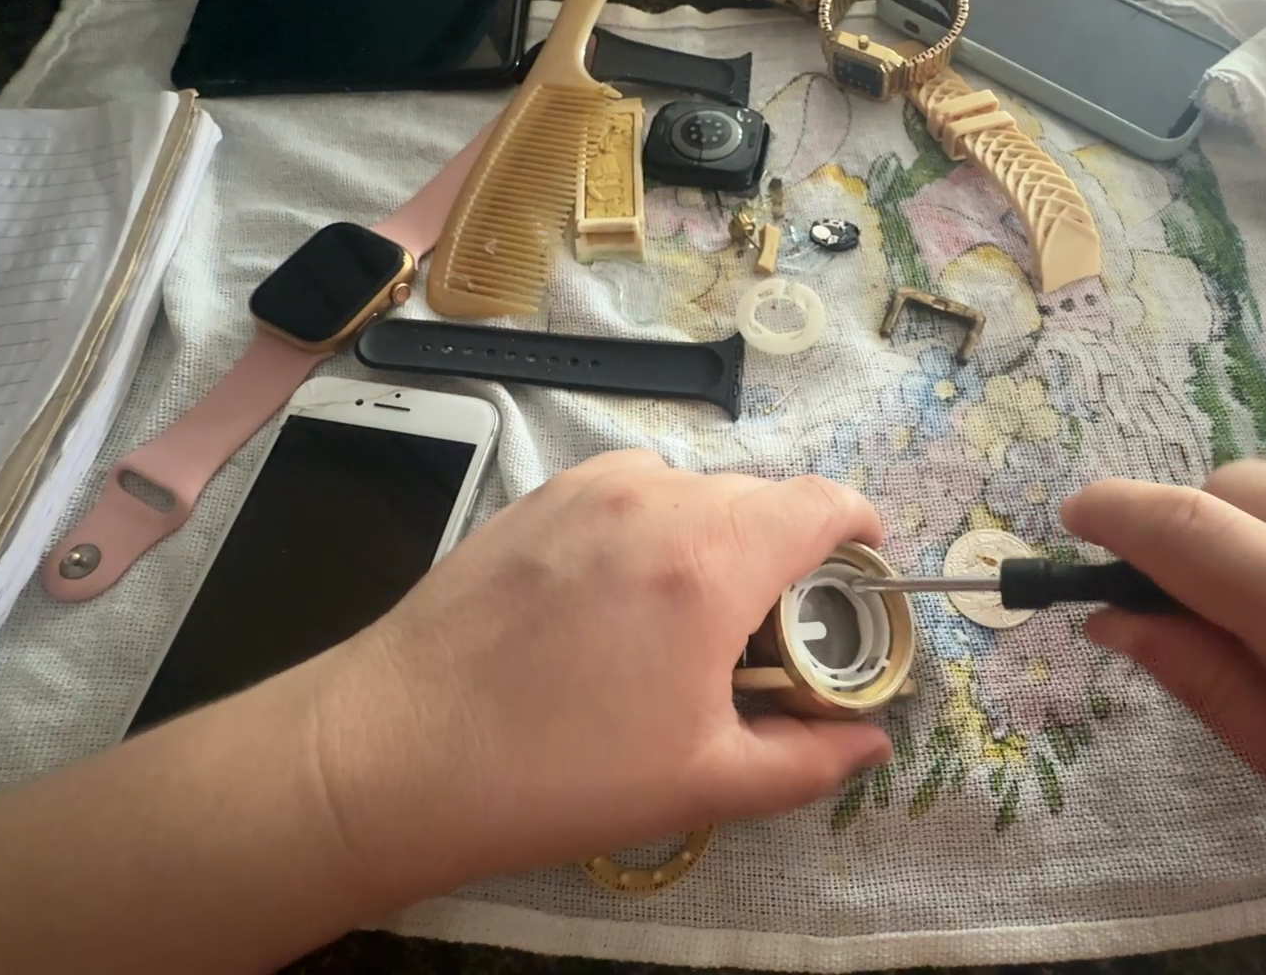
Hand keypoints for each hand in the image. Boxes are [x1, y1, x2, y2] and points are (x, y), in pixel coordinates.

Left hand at [305, 450, 891, 901]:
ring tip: (685, 605)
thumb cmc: (559, 771)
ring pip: (702, 489)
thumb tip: (872, 742)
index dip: (860, 527)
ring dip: (721, 534)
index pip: (825, 502)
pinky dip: (661, 518)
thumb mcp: (701, 781)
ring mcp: (599, 485)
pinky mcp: (550, 490)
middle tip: (762, 624)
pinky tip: (623, 579)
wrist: (393, 748)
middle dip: (787, 552)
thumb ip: (808, 759)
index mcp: (714, 562)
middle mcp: (664, 500)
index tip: (863, 565)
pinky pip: (640, 485)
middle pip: (766, 499)